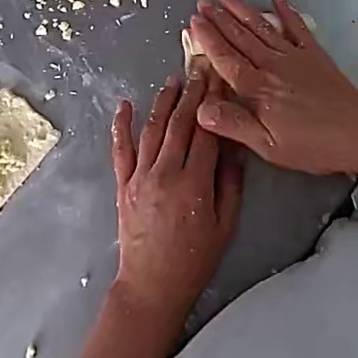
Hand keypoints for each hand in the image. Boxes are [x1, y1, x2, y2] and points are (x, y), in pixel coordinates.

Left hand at [110, 66, 244, 316]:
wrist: (152, 286)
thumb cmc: (194, 260)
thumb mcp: (225, 227)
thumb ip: (230, 184)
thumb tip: (235, 146)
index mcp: (194, 184)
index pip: (206, 133)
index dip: (214, 105)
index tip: (219, 83)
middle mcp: (165, 173)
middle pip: (180, 124)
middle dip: (191, 95)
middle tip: (198, 71)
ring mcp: (140, 176)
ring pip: (152, 129)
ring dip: (163, 102)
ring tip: (173, 81)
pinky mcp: (122, 183)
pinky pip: (121, 148)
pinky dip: (122, 124)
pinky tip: (125, 105)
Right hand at [189, 0, 357, 174]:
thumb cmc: (312, 144)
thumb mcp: (268, 145)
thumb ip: (234, 124)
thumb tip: (200, 109)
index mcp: (257, 88)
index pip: (225, 58)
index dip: (208, 38)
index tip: (194, 21)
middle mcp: (271, 65)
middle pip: (240, 37)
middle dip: (219, 18)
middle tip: (202, 2)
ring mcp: (293, 56)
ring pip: (261, 27)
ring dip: (242, 9)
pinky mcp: (313, 54)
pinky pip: (296, 27)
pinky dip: (286, 11)